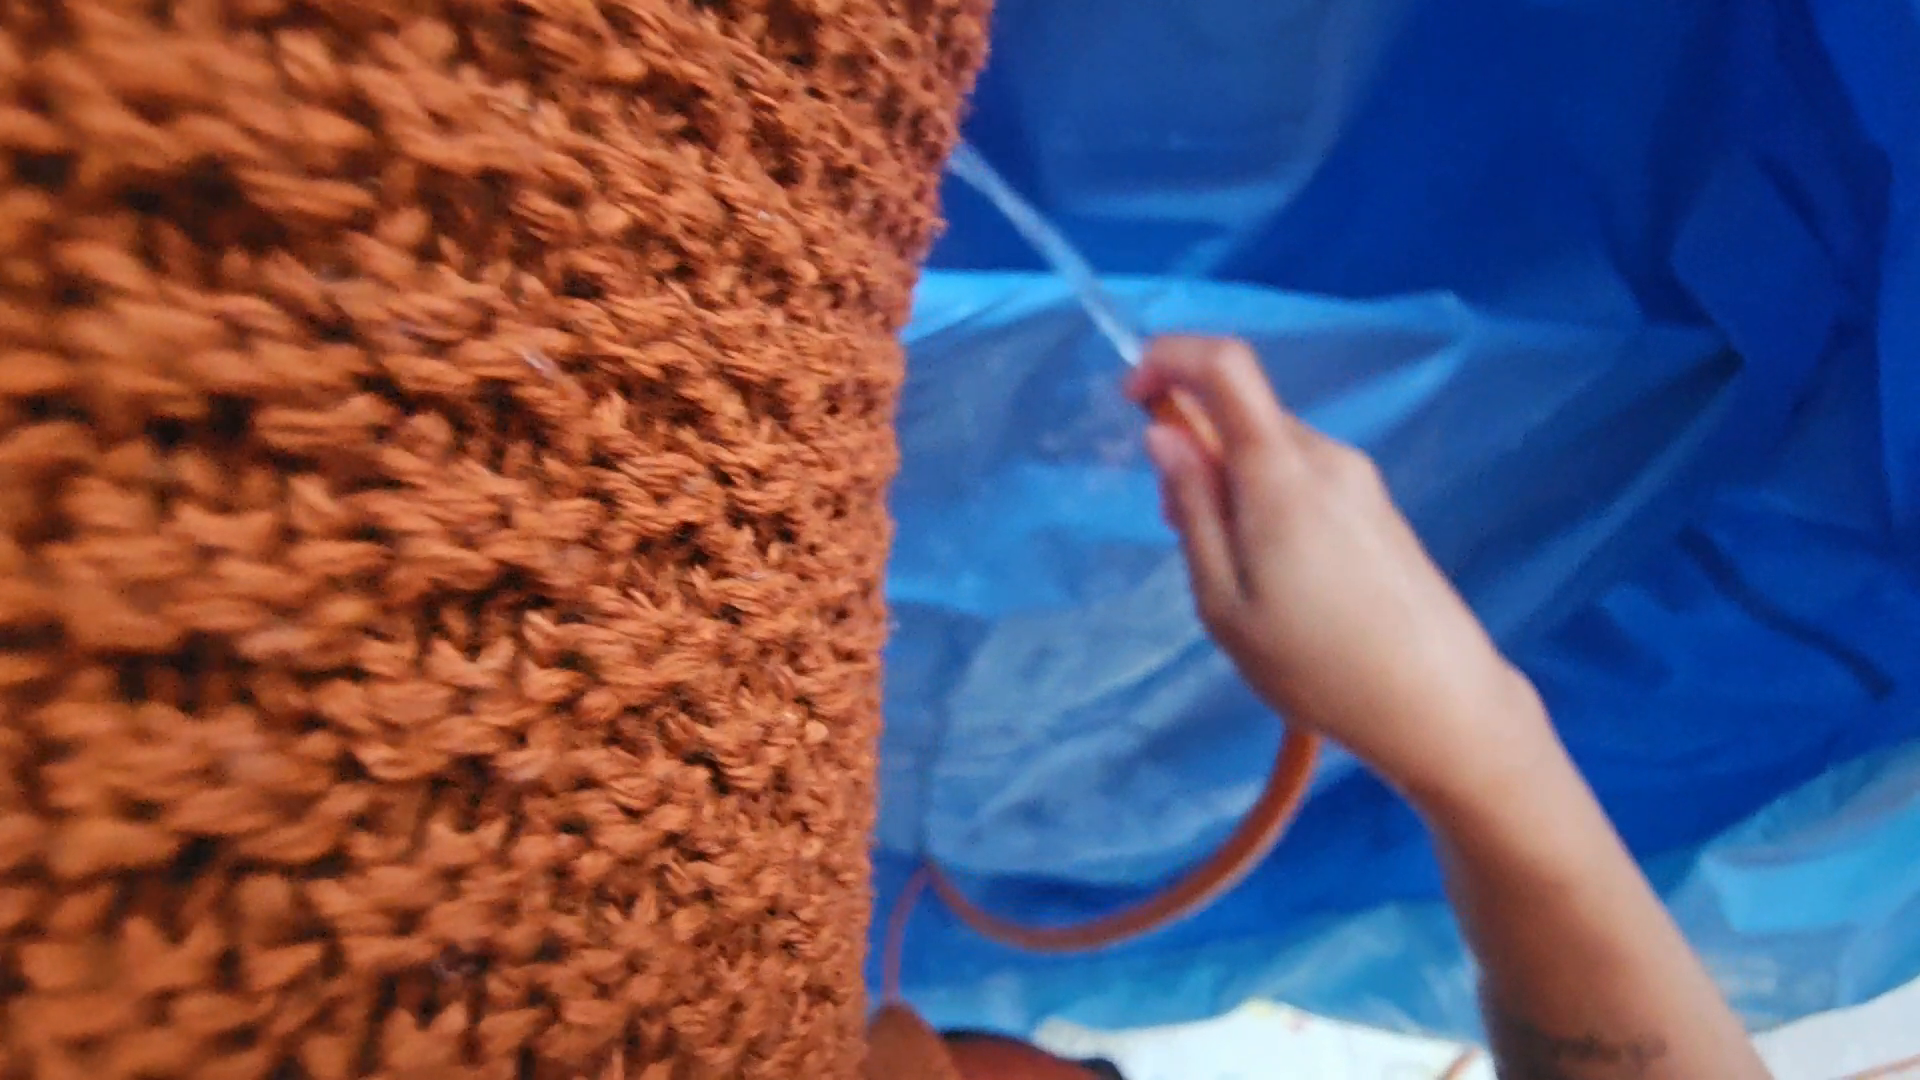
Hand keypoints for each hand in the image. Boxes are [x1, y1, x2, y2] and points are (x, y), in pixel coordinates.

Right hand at [1127, 337, 1552, 804]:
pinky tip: (1271, 566)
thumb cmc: (1314, 666)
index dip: (1170, 359)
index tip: (1132, 399)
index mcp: (1282, 474)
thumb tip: (1163, 434)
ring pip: (1265, 447)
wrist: (1442, 708)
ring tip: (1227, 564)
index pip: (1226, 366)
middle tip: (1179, 528)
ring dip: (1224, 478)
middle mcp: (1325, 457)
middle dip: (1191, 448)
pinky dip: (1259, 494)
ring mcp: (1357, 478)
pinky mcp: (1372, 503)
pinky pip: (1297, 472)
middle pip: (1240, 413)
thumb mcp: (1223, 601)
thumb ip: (1192, 508)